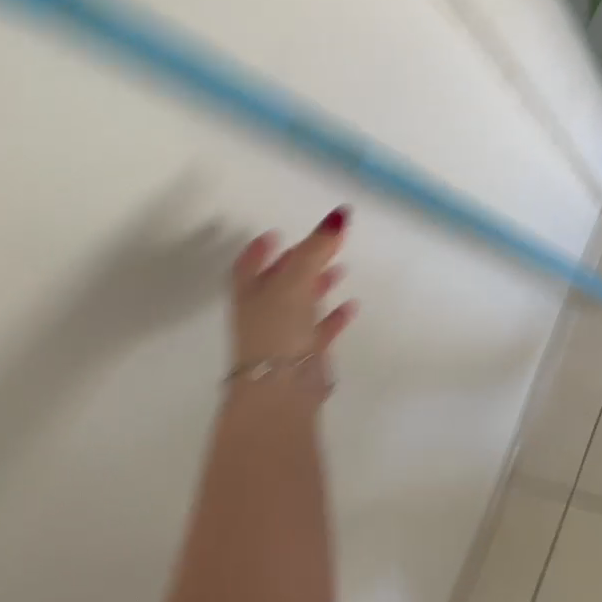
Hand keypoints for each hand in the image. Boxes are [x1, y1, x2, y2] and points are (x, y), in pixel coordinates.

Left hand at [228, 207, 357, 368]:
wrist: (280, 388)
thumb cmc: (278, 329)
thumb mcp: (295, 281)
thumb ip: (317, 248)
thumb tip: (340, 214)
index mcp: (251, 294)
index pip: (249, 265)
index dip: (259, 249)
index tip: (274, 233)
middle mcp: (263, 312)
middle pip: (278, 281)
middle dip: (298, 262)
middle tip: (321, 244)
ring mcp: (283, 333)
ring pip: (300, 303)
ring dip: (318, 285)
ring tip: (341, 268)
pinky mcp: (305, 353)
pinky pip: (321, 327)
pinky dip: (335, 315)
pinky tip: (351, 305)